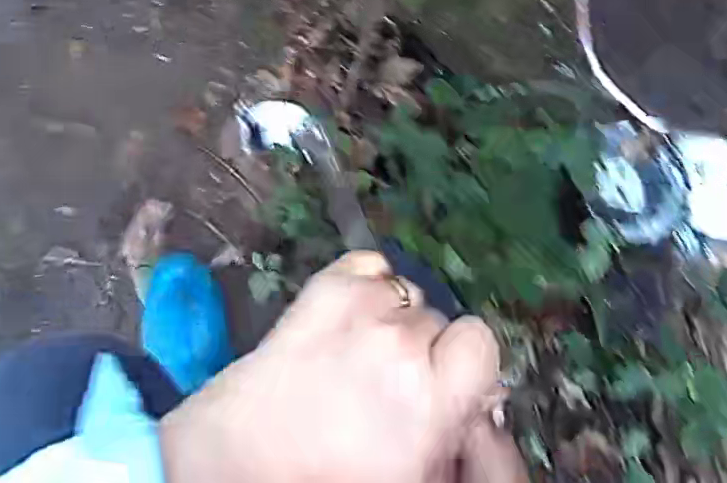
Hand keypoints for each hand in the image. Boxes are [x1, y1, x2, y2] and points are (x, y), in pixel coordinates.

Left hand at [158, 250, 525, 482]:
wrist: (243, 460)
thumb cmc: (329, 478)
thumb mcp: (413, 477)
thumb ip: (460, 441)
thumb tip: (483, 403)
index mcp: (428, 401)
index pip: (481, 342)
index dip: (469, 361)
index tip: (448, 382)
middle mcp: (400, 341)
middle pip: (440, 319)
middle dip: (425, 347)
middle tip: (393, 381)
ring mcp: (361, 303)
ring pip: (408, 291)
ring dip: (395, 316)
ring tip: (363, 350)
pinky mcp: (327, 281)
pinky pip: (374, 264)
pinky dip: (369, 284)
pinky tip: (351, 317)